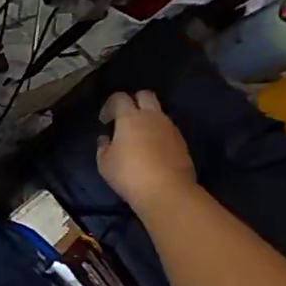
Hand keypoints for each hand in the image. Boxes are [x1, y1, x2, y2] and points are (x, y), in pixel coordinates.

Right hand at [97, 90, 197, 211]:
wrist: (166, 190)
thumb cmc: (129, 174)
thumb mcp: (105, 163)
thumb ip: (103, 147)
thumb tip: (106, 139)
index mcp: (130, 117)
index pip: (119, 97)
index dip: (110, 105)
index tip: (105, 121)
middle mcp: (152, 116)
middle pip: (145, 95)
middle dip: (134, 101)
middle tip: (126, 119)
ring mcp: (170, 128)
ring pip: (159, 112)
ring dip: (149, 118)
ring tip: (140, 137)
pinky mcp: (182, 142)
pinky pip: (168, 129)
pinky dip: (159, 134)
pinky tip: (154, 151)